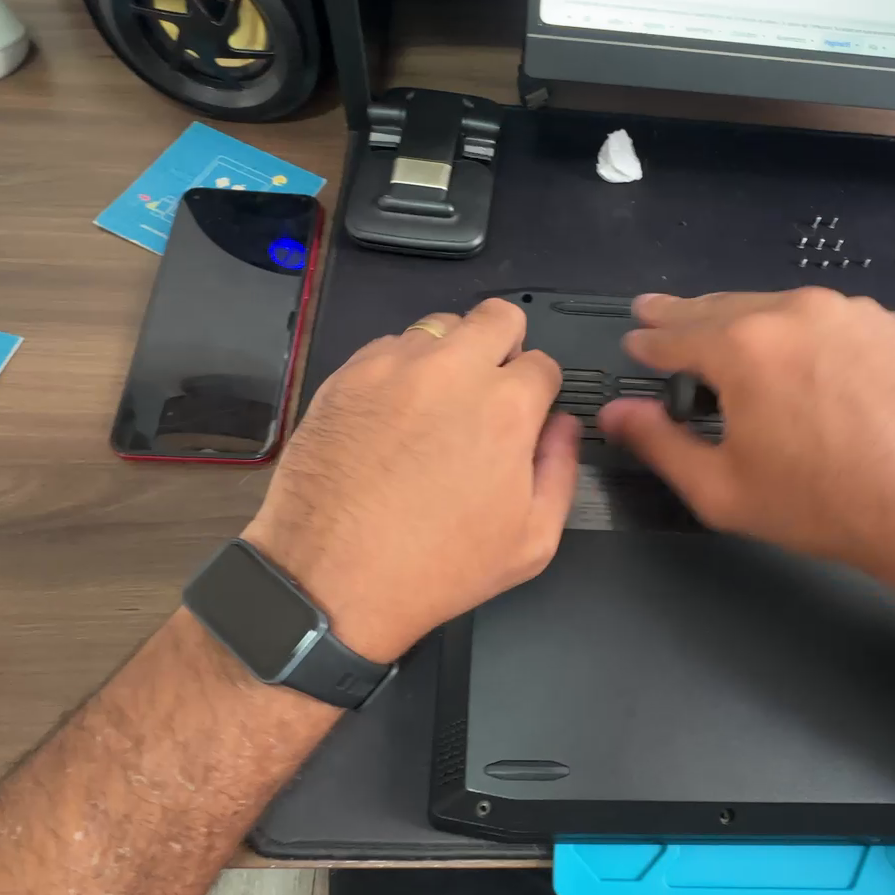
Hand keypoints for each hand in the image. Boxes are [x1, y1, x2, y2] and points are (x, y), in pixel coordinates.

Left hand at [241, 299, 578, 662]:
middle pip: (498, 315)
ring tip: (438, 401)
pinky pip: (389, 345)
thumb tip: (562, 425)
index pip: (544, 363)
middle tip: (492, 387)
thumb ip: (561, 469)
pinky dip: (402, 368)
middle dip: (506, 344)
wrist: (331, 578)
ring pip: (441, 325)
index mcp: (506, 407)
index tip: (526, 415)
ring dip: (453, 352)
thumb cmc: (439, 566)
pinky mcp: (347, 374)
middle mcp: (453, 370)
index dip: (540, 390)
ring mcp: (394, 366)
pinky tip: (394, 412)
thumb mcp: (533, 540)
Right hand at [597, 289, 894, 604]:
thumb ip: (658, 443)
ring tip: (715, 331)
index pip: (674, 336)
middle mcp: (792, 311)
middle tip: (653, 311)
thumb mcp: (721, 489)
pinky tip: (788, 353)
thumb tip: (614, 413)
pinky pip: (818, 316)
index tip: (634, 340)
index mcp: (743, 348)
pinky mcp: (884, 322)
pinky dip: (790, 328)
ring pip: (770, 307)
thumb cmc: (822, 504)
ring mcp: (845, 310)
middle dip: (681, 314)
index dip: (647, 341)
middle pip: (718, 307)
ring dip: (736, 319)